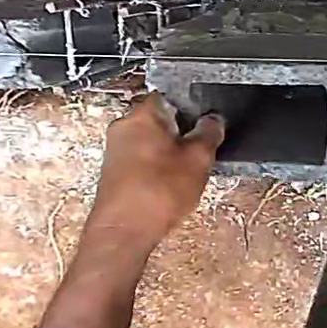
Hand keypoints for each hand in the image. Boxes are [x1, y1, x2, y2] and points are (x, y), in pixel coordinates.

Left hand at [84, 93, 224, 248]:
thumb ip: (209, 133)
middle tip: (199, 151)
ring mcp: (115, 150)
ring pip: (150, 141)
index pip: (168, 96)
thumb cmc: (160, 190)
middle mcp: (123, 126)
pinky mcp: (113, 172)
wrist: (123, 231)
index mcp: (142, 115)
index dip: (191, 107)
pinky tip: (168, 186)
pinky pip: (141, 159)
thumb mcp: (198, 159)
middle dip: (181, 132)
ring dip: (169, 152)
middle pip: (159, 119)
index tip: (205, 125)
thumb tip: (213, 119)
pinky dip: (156, 167)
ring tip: (186, 172)